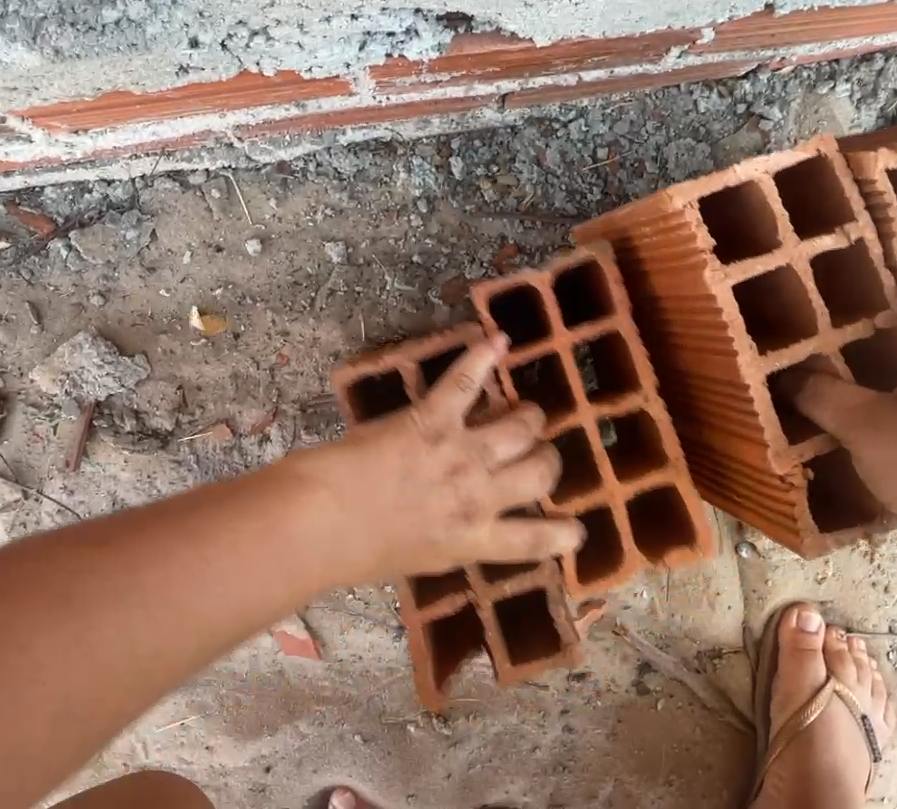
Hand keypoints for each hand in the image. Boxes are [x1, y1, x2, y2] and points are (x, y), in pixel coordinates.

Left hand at [293, 335, 583, 583]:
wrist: (322, 521)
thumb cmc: (357, 551)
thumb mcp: (417, 558)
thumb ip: (452, 541)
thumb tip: (465, 528)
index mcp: (473, 540)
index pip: (534, 541)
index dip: (562, 535)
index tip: (575, 529)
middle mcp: (479, 496)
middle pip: (541, 469)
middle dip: (546, 459)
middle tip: (535, 454)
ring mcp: (459, 453)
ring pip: (522, 425)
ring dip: (528, 417)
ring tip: (525, 413)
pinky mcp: (432, 418)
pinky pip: (465, 380)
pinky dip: (483, 356)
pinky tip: (498, 338)